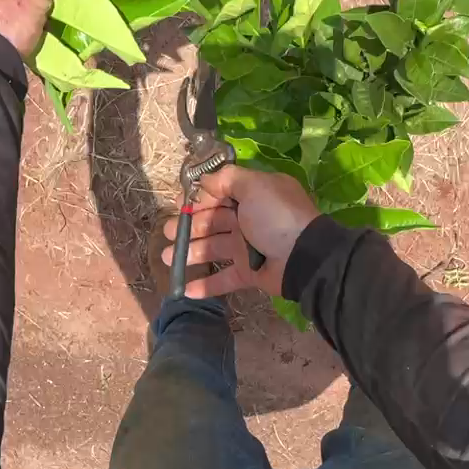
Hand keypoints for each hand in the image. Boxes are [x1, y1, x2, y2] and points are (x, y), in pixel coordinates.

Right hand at [160, 166, 321, 299]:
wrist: (302, 257)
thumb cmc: (276, 216)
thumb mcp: (253, 186)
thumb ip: (227, 179)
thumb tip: (204, 180)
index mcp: (252, 196)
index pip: (219, 194)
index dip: (198, 199)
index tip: (179, 205)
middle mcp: (249, 220)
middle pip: (212, 222)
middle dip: (187, 227)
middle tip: (166, 233)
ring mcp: (248, 248)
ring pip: (213, 249)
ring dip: (189, 253)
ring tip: (167, 257)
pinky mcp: (249, 273)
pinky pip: (223, 278)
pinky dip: (205, 285)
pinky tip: (185, 290)